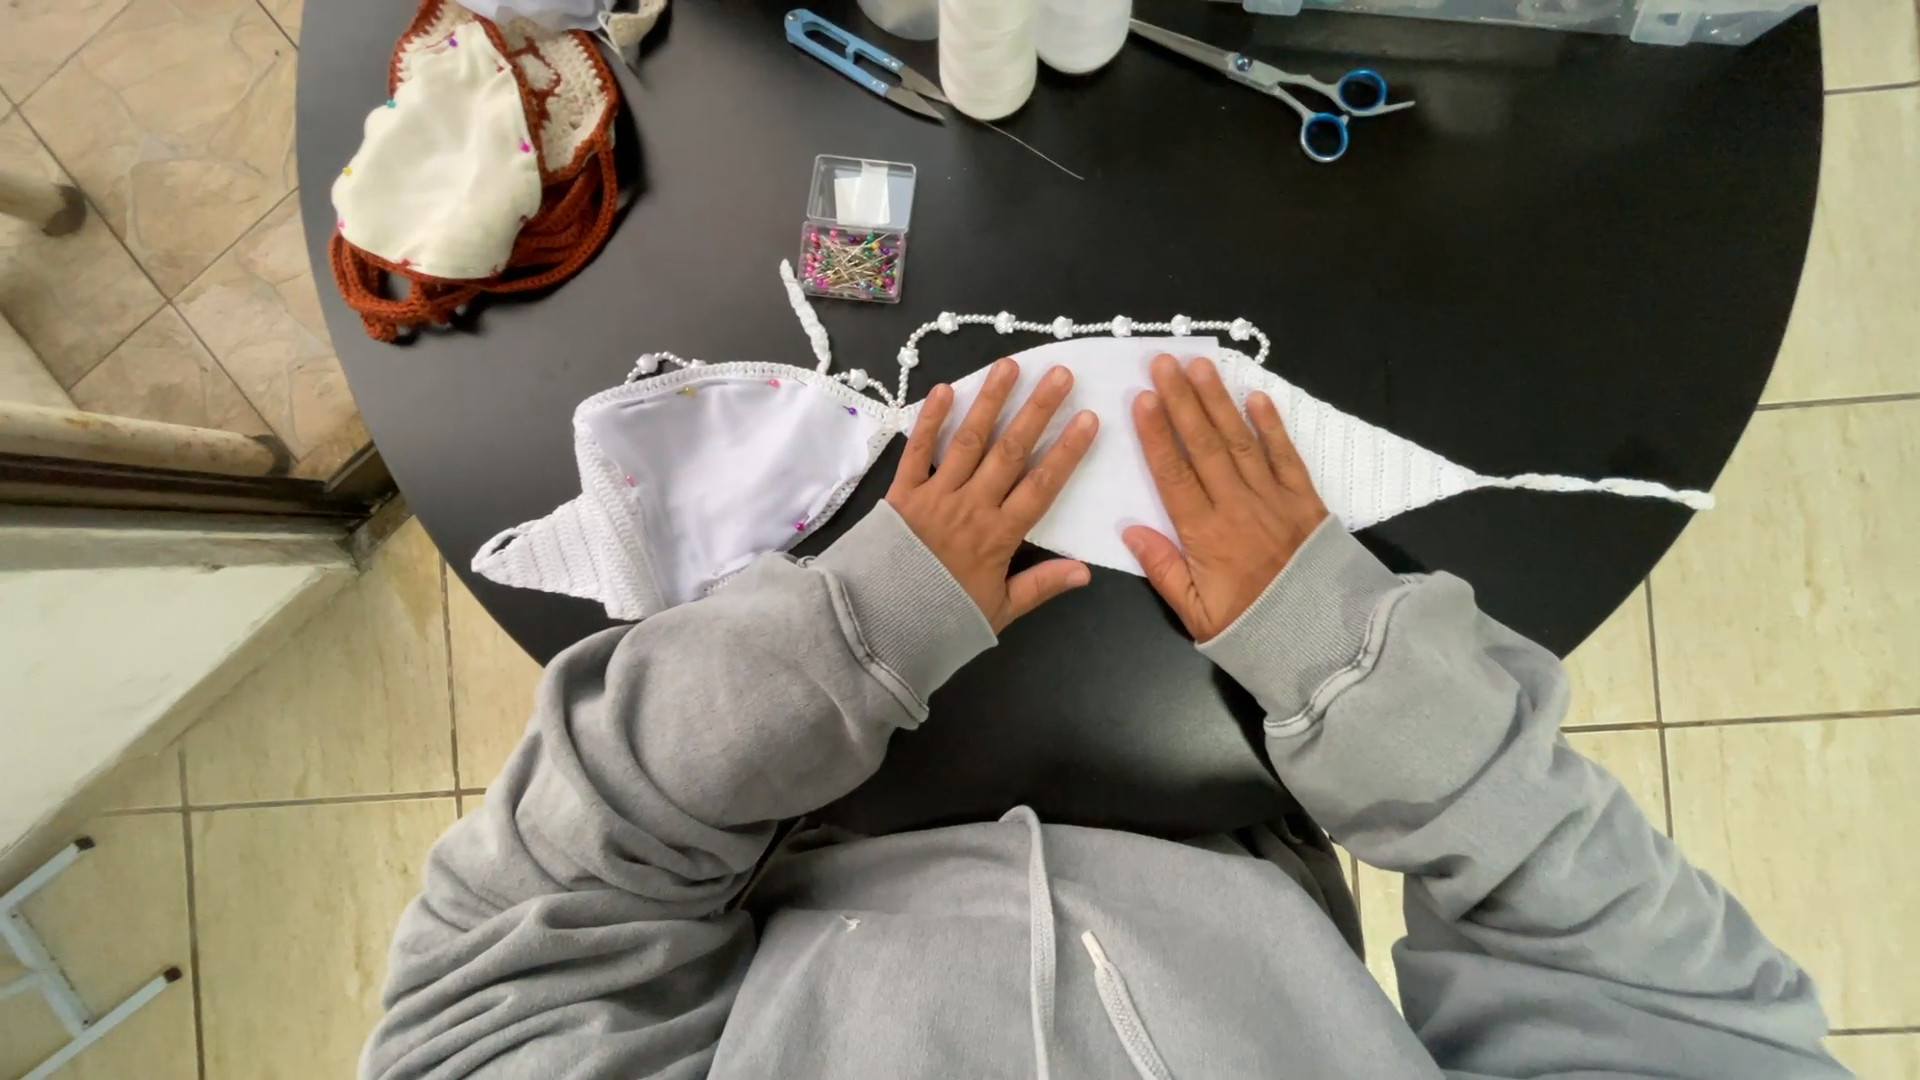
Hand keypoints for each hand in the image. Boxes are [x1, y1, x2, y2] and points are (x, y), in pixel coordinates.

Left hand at [887, 358, 1099, 632]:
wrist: (881, 622)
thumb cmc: (943, 615)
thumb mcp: (999, 610)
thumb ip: (1041, 585)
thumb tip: (1085, 570)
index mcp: (998, 535)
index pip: (1041, 485)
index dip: (1067, 452)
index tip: (1088, 419)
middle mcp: (971, 506)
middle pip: (1010, 451)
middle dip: (1037, 411)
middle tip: (1059, 374)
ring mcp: (936, 494)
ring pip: (968, 441)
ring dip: (990, 401)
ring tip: (1010, 366)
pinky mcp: (903, 492)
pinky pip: (918, 451)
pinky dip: (929, 420)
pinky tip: (945, 389)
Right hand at [1124, 354, 1329, 642]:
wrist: (1324, 640)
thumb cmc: (1250, 627)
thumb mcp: (1195, 612)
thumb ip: (1162, 568)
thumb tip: (1130, 529)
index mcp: (1205, 536)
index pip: (1173, 475)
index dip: (1156, 434)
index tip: (1142, 399)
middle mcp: (1238, 507)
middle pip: (1204, 446)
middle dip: (1182, 401)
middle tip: (1164, 363)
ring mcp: (1275, 499)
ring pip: (1240, 442)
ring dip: (1218, 402)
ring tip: (1200, 366)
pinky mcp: (1306, 500)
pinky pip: (1286, 456)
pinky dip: (1271, 425)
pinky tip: (1255, 396)